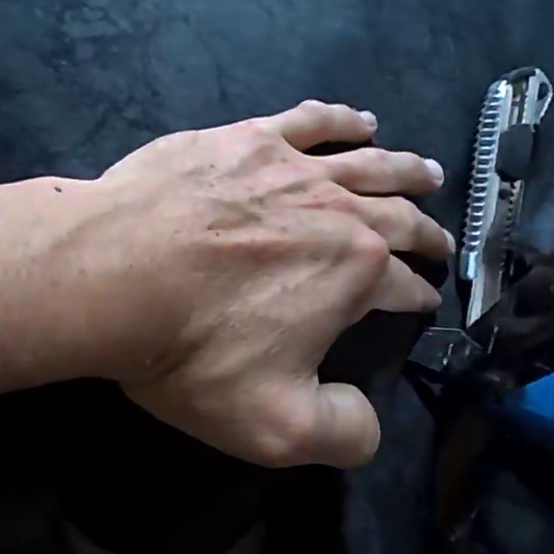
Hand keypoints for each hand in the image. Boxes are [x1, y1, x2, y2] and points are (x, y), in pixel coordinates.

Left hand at [0, 101, 451, 468]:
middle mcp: (341, 211)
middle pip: (401, 217)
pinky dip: (344, 121)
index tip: (425, 301)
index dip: (419, 295)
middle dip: (427, 231)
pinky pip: (312, 121)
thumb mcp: (274, 424)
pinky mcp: (252, 139)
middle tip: (441, 239)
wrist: (112, 274)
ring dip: (407, 170)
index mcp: (356, 271)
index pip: (404, 284)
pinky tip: (362, 121)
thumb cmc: (194, 347)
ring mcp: (296, 169)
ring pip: (371, 163)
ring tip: (429, 173)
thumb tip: (372, 424)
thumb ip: (341, 432)